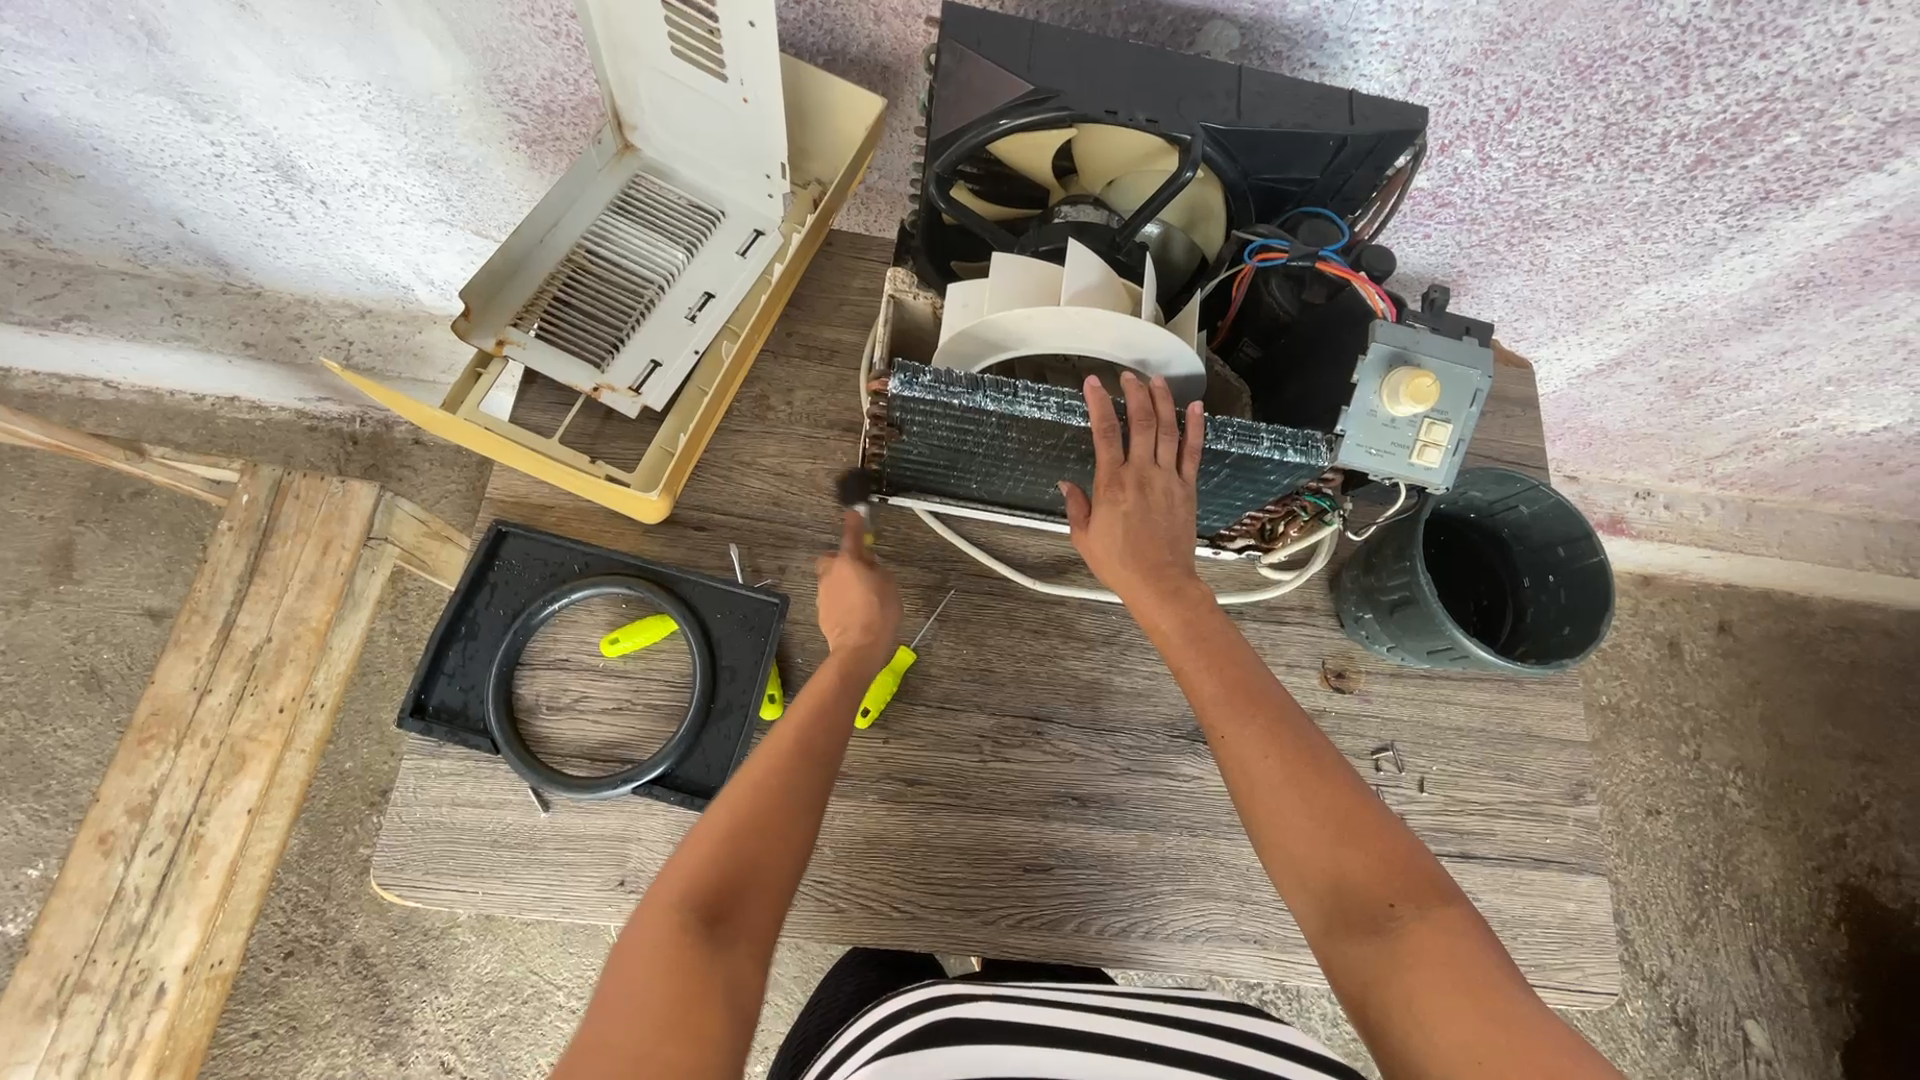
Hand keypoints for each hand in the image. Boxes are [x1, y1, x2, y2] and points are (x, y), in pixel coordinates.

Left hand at [814, 510, 901, 675]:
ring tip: (862, 595)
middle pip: (833, 558)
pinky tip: (855, 611)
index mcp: (848, 562)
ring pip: (831, 579)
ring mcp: (823, 593)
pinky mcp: (821, 611)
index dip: (854, 523)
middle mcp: (831, 573)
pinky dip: (841, 599)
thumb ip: (877, 569)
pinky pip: (832, 597)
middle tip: (860, 569)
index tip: (853, 513)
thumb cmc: (879, 613)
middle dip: (843, 560)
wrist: (858, 648)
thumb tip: (869, 566)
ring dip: (843, 581)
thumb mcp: (889, 584)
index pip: (851, 535)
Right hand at [1060, 371, 1206, 609]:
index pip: (1103, 433)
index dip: (1098, 403)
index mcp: (1111, 484)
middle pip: (1139, 422)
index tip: (1093, 383)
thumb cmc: (1119, 564)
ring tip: (1155, 381)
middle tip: (1127, 377)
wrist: (1160, 583)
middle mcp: (1141, 474)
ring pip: (1167, 429)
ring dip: (1161, 401)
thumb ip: (1076, 506)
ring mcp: (1168, 479)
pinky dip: (1195, 427)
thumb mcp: (1084, 537)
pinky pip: (1193, 451)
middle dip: (1133, 393)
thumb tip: (1066, 484)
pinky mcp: (1188, 488)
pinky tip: (1195, 407)